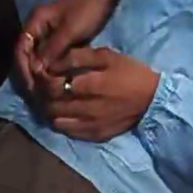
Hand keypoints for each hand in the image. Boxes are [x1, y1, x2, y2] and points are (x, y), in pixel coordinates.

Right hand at [16, 0, 119, 94]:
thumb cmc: (88, 9)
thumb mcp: (70, 30)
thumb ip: (52, 50)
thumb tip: (37, 71)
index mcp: (36, 21)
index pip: (21, 48)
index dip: (23, 69)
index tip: (31, 86)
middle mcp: (36, 29)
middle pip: (26, 57)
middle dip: (30, 76)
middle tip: (37, 95)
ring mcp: (46, 36)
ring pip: (36, 61)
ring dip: (38, 76)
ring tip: (44, 93)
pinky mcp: (56, 43)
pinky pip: (47, 61)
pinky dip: (48, 73)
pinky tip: (52, 85)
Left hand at [38, 47, 158, 142]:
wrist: (152, 101)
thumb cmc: (130, 73)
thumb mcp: (108, 56)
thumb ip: (80, 56)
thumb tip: (53, 60)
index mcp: (92, 85)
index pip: (55, 85)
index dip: (44, 80)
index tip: (42, 74)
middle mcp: (88, 108)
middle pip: (52, 104)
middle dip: (42, 95)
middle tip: (41, 88)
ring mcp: (90, 125)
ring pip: (56, 120)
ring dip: (48, 110)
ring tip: (48, 101)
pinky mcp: (93, 136)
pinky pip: (67, 131)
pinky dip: (59, 122)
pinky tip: (60, 114)